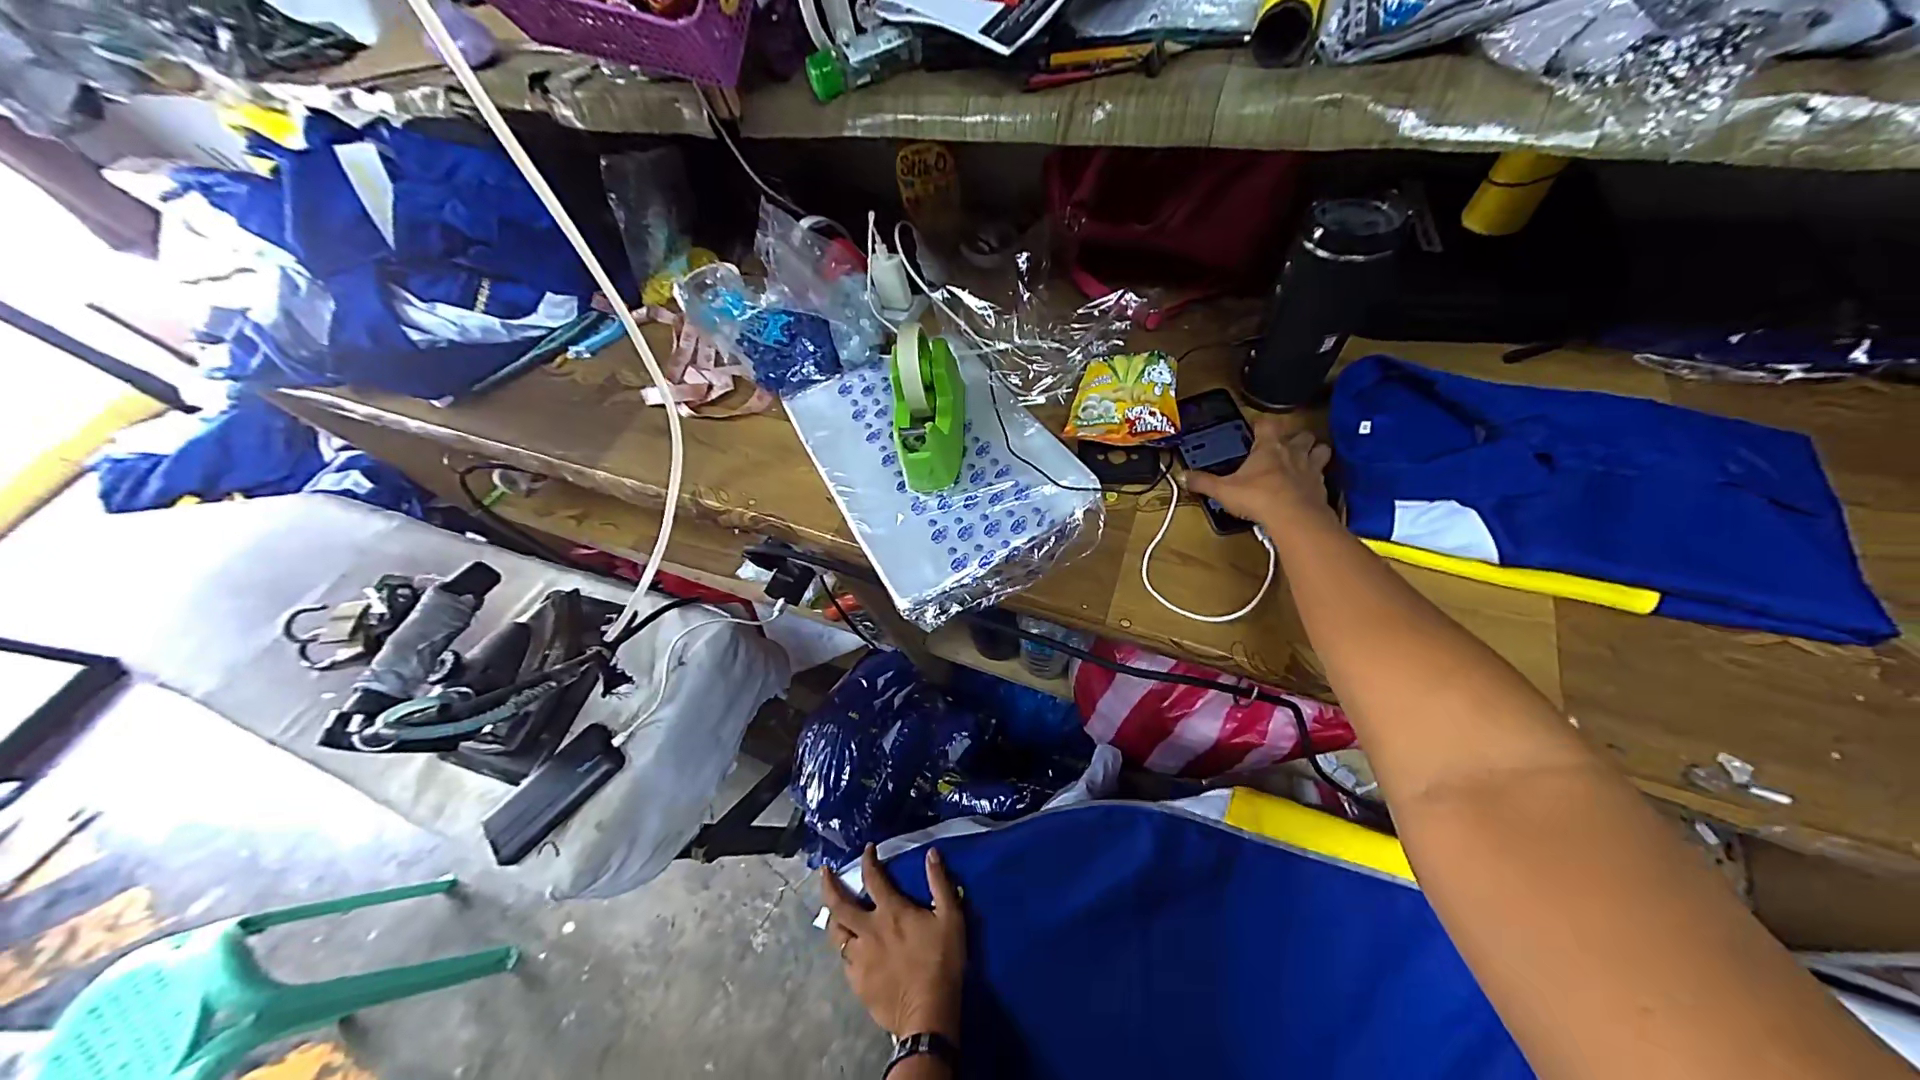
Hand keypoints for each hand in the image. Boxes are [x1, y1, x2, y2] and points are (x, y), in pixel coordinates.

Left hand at [823, 844, 965, 1041]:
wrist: (927, 1014)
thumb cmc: (942, 962)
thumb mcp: (951, 918)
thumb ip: (940, 883)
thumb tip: (931, 853)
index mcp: (890, 912)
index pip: (873, 877)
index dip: (868, 859)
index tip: (867, 849)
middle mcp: (868, 930)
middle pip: (839, 904)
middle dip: (829, 885)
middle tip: (824, 872)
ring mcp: (858, 957)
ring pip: (836, 933)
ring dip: (833, 918)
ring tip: (834, 911)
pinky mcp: (856, 981)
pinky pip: (844, 959)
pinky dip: (845, 948)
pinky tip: (849, 948)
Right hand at [1183, 413, 1333, 526]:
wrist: (1293, 517)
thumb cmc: (1257, 497)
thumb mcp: (1223, 491)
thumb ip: (1203, 482)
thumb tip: (1182, 476)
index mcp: (1268, 447)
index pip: (1266, 424)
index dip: (1260, 424)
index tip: (1255, 428)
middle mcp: (1293, 452)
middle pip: (1301, 434)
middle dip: (1295, 437)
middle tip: (1285, 446)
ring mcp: (1311, 468)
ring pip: (1320, 449)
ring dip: (1314, 452)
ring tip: (1304, 460)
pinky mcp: (1322, 486)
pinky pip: (1324, 475)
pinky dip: (1318, 477)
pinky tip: (1310, 485)